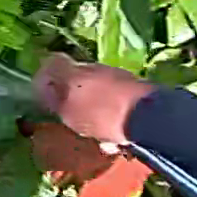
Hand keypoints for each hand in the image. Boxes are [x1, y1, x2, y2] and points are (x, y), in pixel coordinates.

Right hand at [34, 53, 155, 145]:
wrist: (151, 117)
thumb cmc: (100, 114)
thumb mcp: (67, 113)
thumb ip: (55, 102)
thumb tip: (49, 95)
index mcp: (72, 71)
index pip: (51, 62)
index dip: (45, 76)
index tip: (45, 93)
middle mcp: (94, 68)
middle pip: (76, 77)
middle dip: (73, 94)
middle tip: (70, 114)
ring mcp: (119, 76)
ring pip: (98, 89)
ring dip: (94, 106)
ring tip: (96, 130)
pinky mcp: (138, 87)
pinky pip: (117, 98)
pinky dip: (113, 112)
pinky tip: (115, 134)